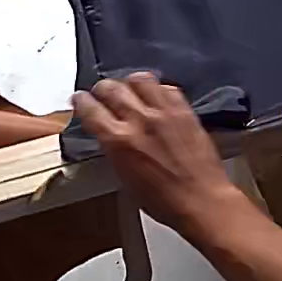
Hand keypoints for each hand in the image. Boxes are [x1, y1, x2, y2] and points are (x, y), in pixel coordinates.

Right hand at [73, 72, 246, 235]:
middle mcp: (138, 120)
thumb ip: (113, 148)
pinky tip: (156, 99)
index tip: (79, 99)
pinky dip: (157, 90)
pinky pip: (166, 87)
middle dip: (101, 89)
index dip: (80, 101)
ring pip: (138, 79)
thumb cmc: (163, 200)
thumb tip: (107, 133)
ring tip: (129, 91)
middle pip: (110, 87)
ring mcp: (163, 112)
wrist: (202, 201)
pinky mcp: (184, 111)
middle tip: (102, 95)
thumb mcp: (123, 177)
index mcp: (117, 140)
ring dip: (129, 84)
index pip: (89, 107)